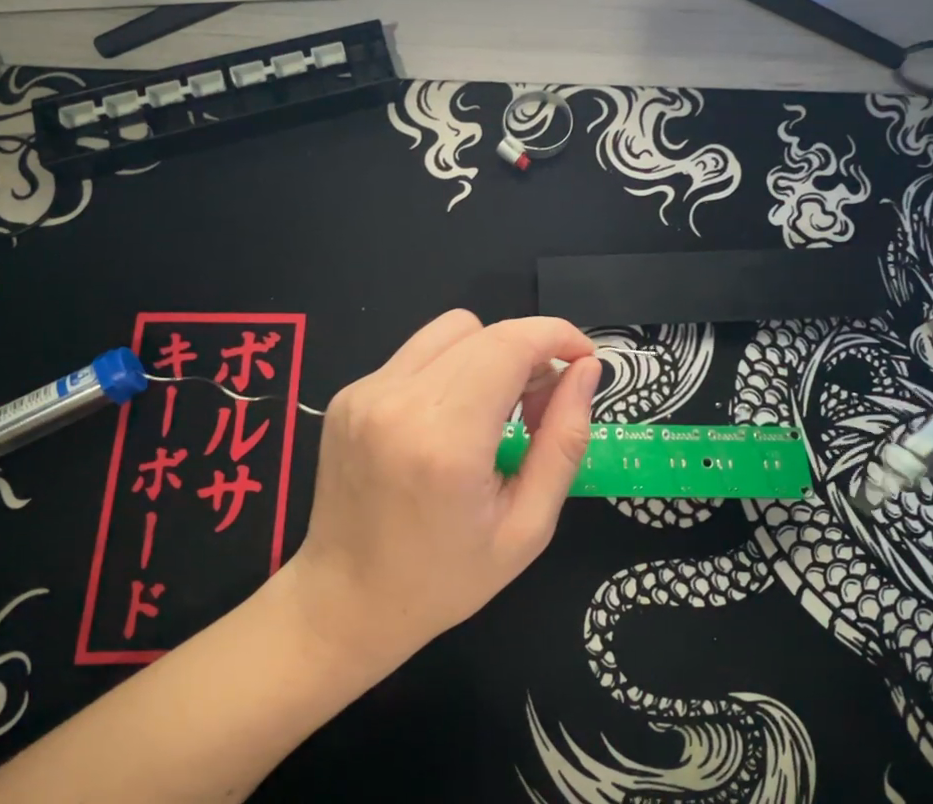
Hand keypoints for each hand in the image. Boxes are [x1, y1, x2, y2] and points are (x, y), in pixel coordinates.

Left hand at [282, 311, 600, 663]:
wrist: (346, 602)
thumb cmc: (445, 578)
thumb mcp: (528, 526)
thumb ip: (564, 442)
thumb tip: (586, 372)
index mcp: (445, 441)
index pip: (509, 345)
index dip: (557, 336)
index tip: (585, 359)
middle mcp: (398, 402)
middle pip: (483, 332)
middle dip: (530, 352)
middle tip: (544, 404)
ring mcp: (365, 393)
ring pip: (450, 331)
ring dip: (489, 354)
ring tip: (499, 409)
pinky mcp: (349, 395)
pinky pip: (417, 354)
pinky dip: (451, 371)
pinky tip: (453, 420)